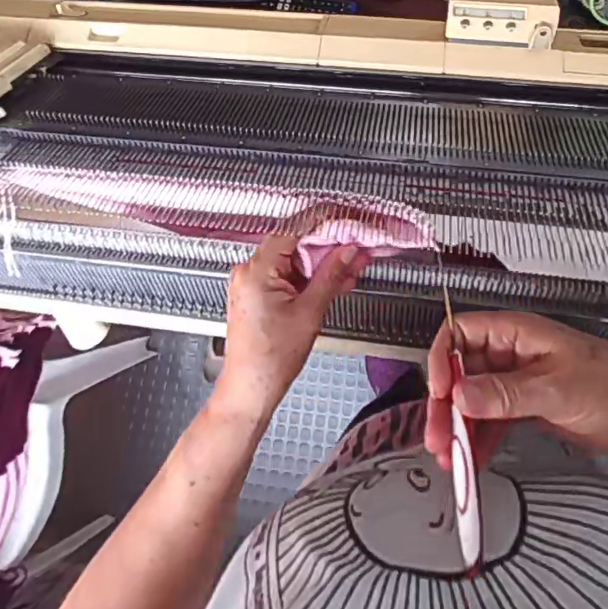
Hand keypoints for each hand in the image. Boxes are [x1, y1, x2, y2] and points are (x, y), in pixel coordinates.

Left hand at [212, 234, 368, 420]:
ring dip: (324, 263)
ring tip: (354, 266)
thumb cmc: (270, 359)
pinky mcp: (259, 293)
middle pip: (296, 243)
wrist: (249, 390)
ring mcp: (253, 282)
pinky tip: (336, 280)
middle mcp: (250, 270)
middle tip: (358, 246)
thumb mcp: (310, 311)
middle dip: (330, 245)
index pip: (295, 228)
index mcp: (257, 269)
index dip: (326, 221)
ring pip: (295, 260)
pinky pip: (289, 275)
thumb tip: (347, 249)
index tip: (348, 218)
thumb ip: (331, 274)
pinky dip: (311, 277)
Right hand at [425, 311, 607, 461]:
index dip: (443, 359)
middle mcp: (510, 353)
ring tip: (451, 458)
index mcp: (515, 332)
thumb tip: (459, 395)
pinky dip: (478, 438)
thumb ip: (505, 393)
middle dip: (445, 404)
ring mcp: (516, 381)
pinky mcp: (524, 406)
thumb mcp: (555, 387)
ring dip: (458, 426)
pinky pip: (490, 420)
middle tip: (438, 438)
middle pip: (461, 371)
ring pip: (472, 399)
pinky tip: (473, 459)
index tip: (437, 392)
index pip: (461, 333)